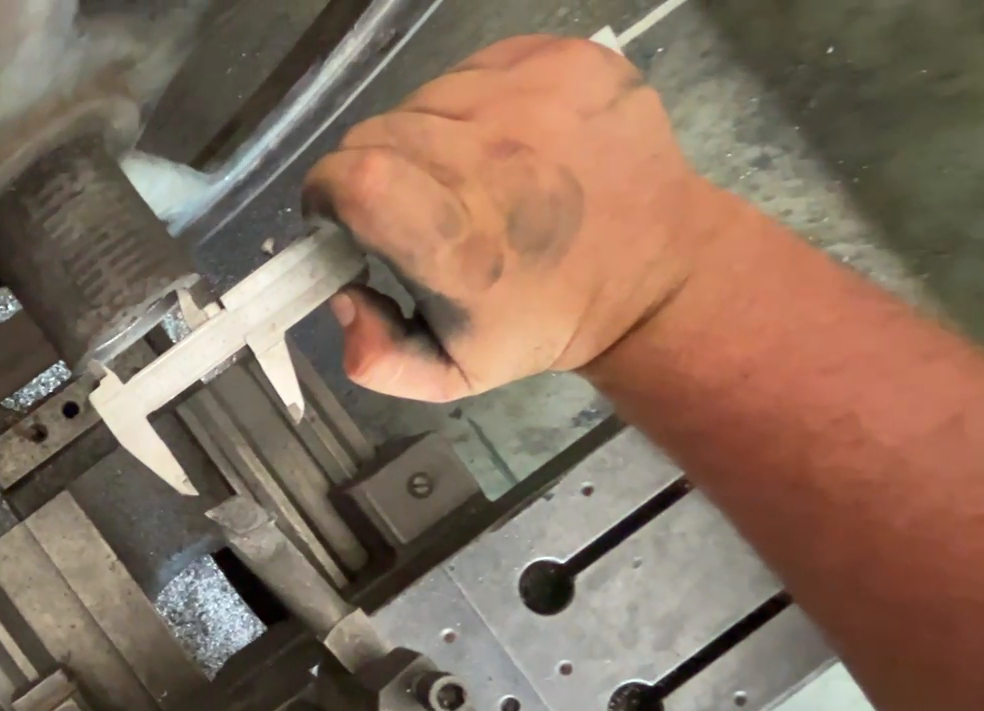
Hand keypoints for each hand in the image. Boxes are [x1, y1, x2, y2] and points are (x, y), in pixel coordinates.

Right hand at [303, 35, 737, 401]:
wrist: (658, 274)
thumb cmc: (537, 327)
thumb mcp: (446, 377)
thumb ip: (372, 359)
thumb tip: (341, 295)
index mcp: (463, 245)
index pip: (362, 178)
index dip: (326, 190)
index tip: (332, 215)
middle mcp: (499, 160)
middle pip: (376, 133)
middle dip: (359, 169)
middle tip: (391, 205)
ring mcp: (538, 99)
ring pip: (417, 98)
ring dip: (410, 138)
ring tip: (446, 175)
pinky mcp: (566, 60)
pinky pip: (467, 70)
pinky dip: (457, 105)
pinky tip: (488, 143)